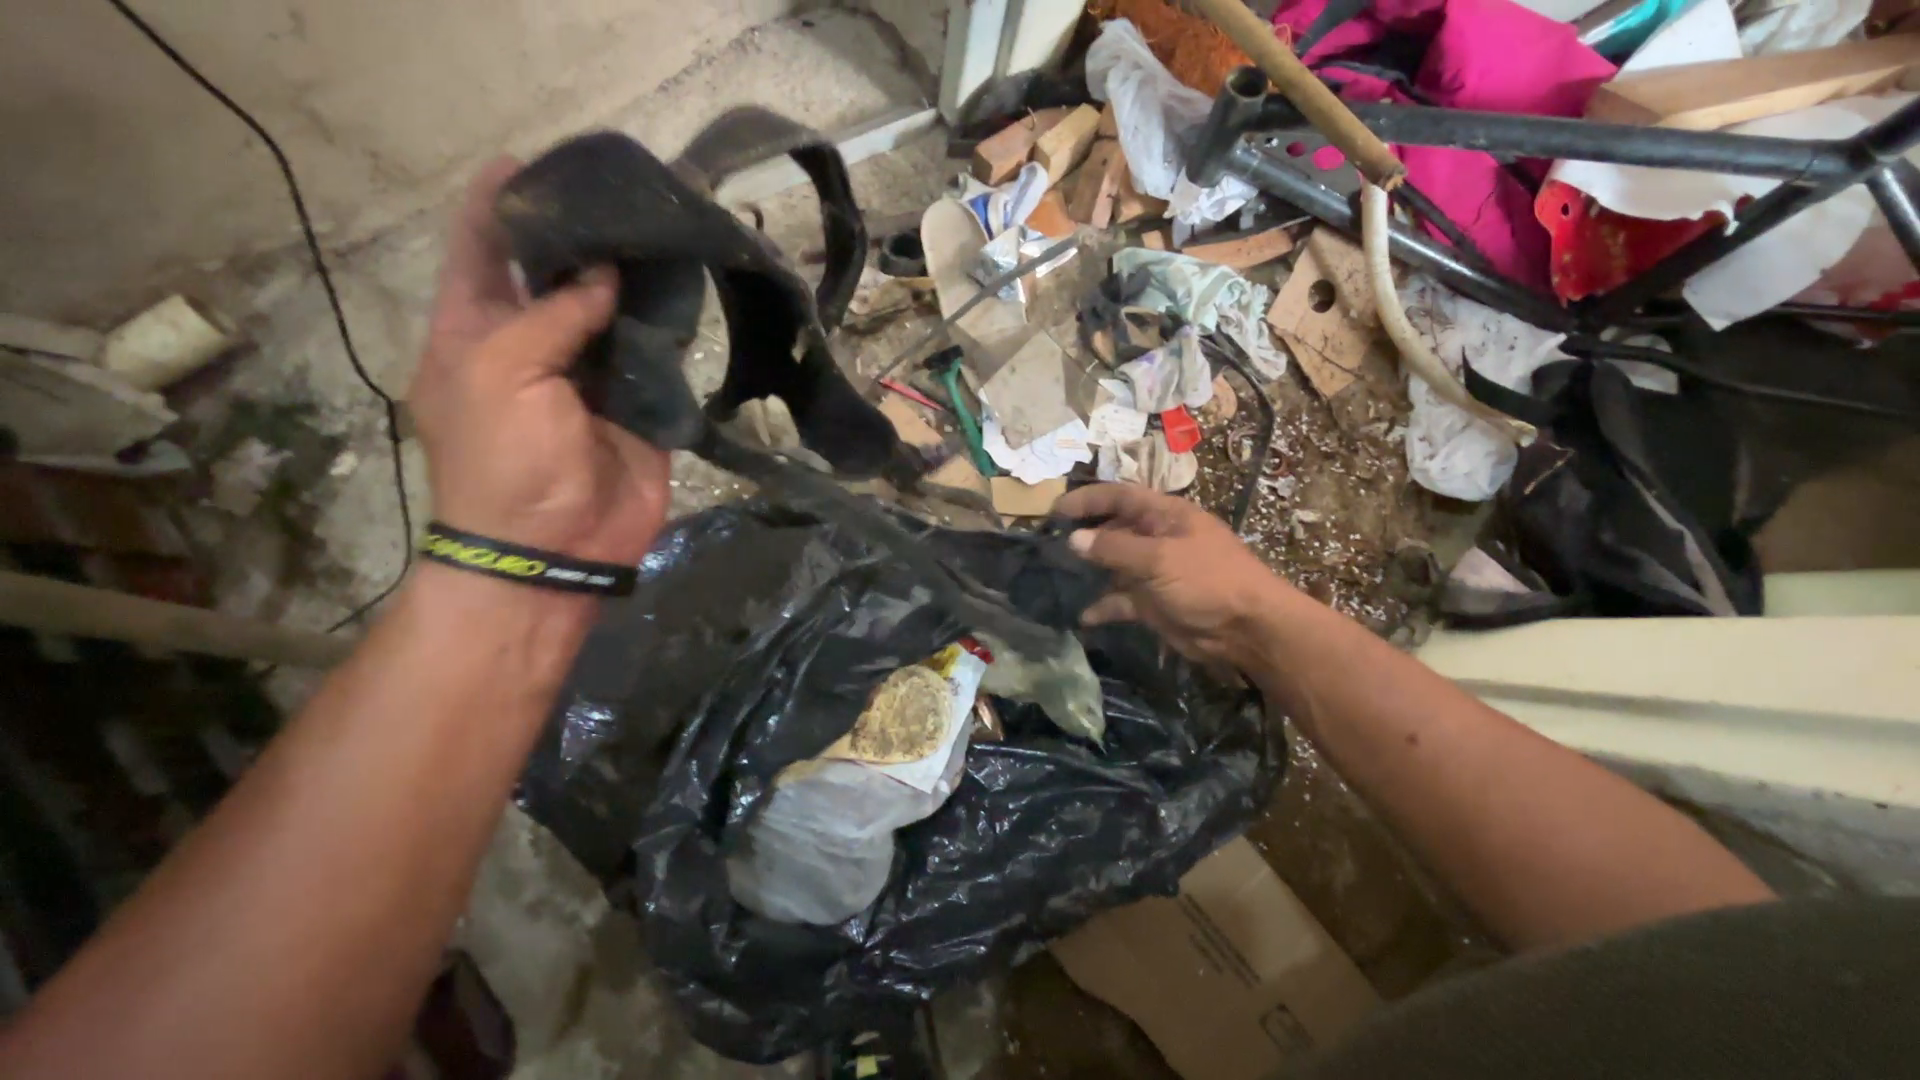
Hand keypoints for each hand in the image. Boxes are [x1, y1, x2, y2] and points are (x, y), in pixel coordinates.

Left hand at [408, 158, 669, 565]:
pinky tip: (687, 281)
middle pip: (555, 272)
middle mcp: (533, 342)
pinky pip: (655, 351)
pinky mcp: (639, 401)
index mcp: (476, 329)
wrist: (556, 550)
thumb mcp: (502, 373)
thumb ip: (552, 315)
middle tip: (622, 187)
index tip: (530, 160)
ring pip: (612, 307)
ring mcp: (589, 372)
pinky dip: (669, 321)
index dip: (498, 202)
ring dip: (633, 273)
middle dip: (582, 233)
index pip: (481, 249)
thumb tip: (604, 273)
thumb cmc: (503, 461)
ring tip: (661, 221)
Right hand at [1060, 484, 1299, 669]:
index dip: (1089, 499)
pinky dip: (1103, 606)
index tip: (1056, 509)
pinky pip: (1121, 600)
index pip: (1121, 496)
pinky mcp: (1154, 603)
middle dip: (1084, 535)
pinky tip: (1083, 616)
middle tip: (1049, 544)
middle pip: (1114, 530)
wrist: (1247, 628)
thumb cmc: (1208, 580)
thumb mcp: (1160, 558)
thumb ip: (1114, 548)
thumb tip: (1074, 539)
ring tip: (1057, 576)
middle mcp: (1158, 539)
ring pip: (1114, 566)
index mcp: (1165, 516)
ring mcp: (1156, 572)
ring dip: (1090, 571)